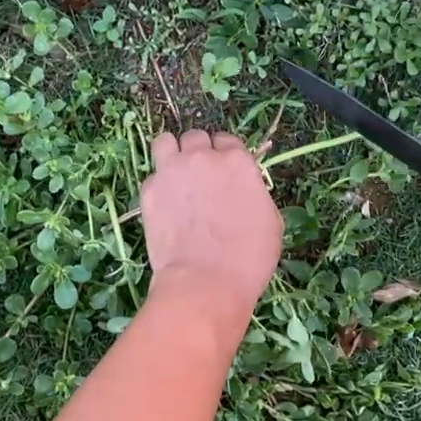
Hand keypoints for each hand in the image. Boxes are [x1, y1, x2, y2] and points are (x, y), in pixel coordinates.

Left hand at [140, 130, 281, 324]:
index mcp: (237, 161)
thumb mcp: (270, 221)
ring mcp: (172, 170)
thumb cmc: (248, 258)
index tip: (224, 172)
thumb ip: (255, 193)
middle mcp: (202, 157)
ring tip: (175, 173)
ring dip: (172, 152)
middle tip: (201, 176)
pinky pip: (152, 175)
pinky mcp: (149, 190)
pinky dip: (158, 184)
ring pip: (166, 142)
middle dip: (199, 152)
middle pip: (196, 137)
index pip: (227, 141)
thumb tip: (246, 191)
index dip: (225, 156)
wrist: (205, 282)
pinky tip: (165, 202)